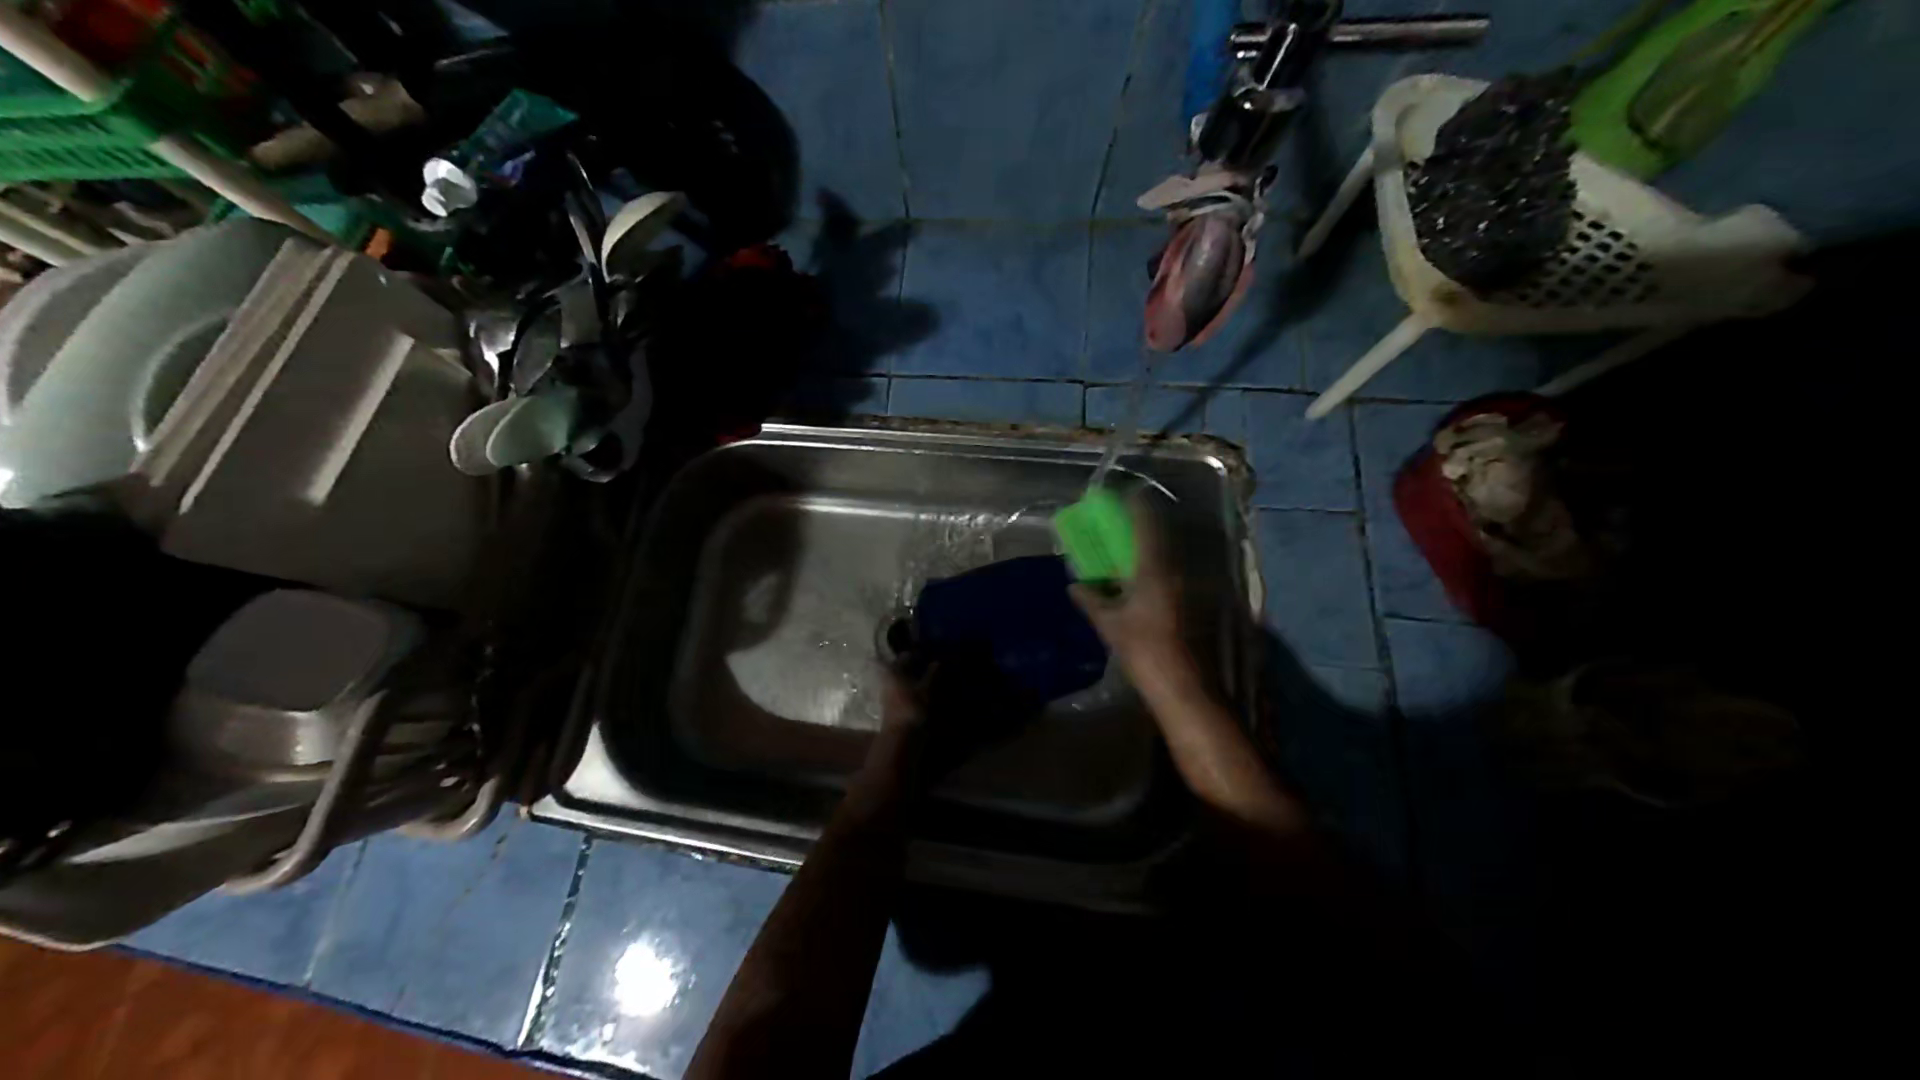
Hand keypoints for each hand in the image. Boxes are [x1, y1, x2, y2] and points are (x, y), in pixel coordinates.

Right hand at [1069, 499, 1188, 678]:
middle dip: (1141, 524)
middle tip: (1121, 524)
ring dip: (1152, 545)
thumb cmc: (1144, 652)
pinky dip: (1161, 566)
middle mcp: (1179, 568)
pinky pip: (1177, 571)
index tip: (1121, 496)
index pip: (1147, 521)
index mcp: (1155, 567)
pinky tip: (1146, 579)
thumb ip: (1092, 600)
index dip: (1134, 504)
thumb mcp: (1110, 625)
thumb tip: (1076, 586)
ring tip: (1130, 550)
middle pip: (1162, 533)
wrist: (1186, 688)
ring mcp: (1194, 584)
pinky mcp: (1200, 600)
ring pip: (1171, 552)